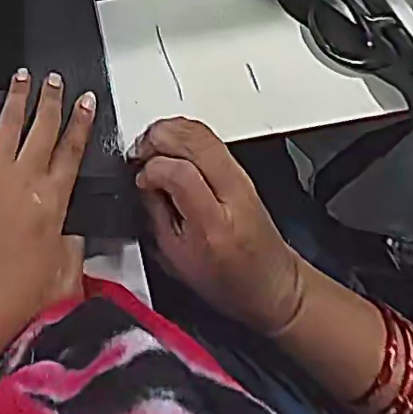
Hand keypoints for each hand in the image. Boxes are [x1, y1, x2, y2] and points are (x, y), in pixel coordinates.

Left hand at [0, 70, 93, 352]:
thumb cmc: (12, 297)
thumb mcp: (62, 274)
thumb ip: (72, 242)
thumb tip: (71, 227)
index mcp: (52, 201)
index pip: (72, 149)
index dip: (82, 122)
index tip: (87, 102)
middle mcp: (23, 179)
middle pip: (43, 126)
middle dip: (52, 98)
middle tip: (56, 79)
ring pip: (9, 122)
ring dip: (19, 96)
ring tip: (23, 76)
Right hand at [133, 118, 306, 335]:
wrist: (272, 283)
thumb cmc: (228, 280)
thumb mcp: (176, 258)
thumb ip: (154, 212)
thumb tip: (140, 178)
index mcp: (215, 224)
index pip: (181, 173)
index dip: (151, 170)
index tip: (141, 179)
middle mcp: (232, 192)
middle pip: (192, 139)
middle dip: (156, 138)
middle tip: (140, 155)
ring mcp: (240, 175)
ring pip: (199, 130)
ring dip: (167, 132)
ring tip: (152, 151)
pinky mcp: (239, 167)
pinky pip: (205, 134)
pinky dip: (179, 134)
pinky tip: (169, 149)